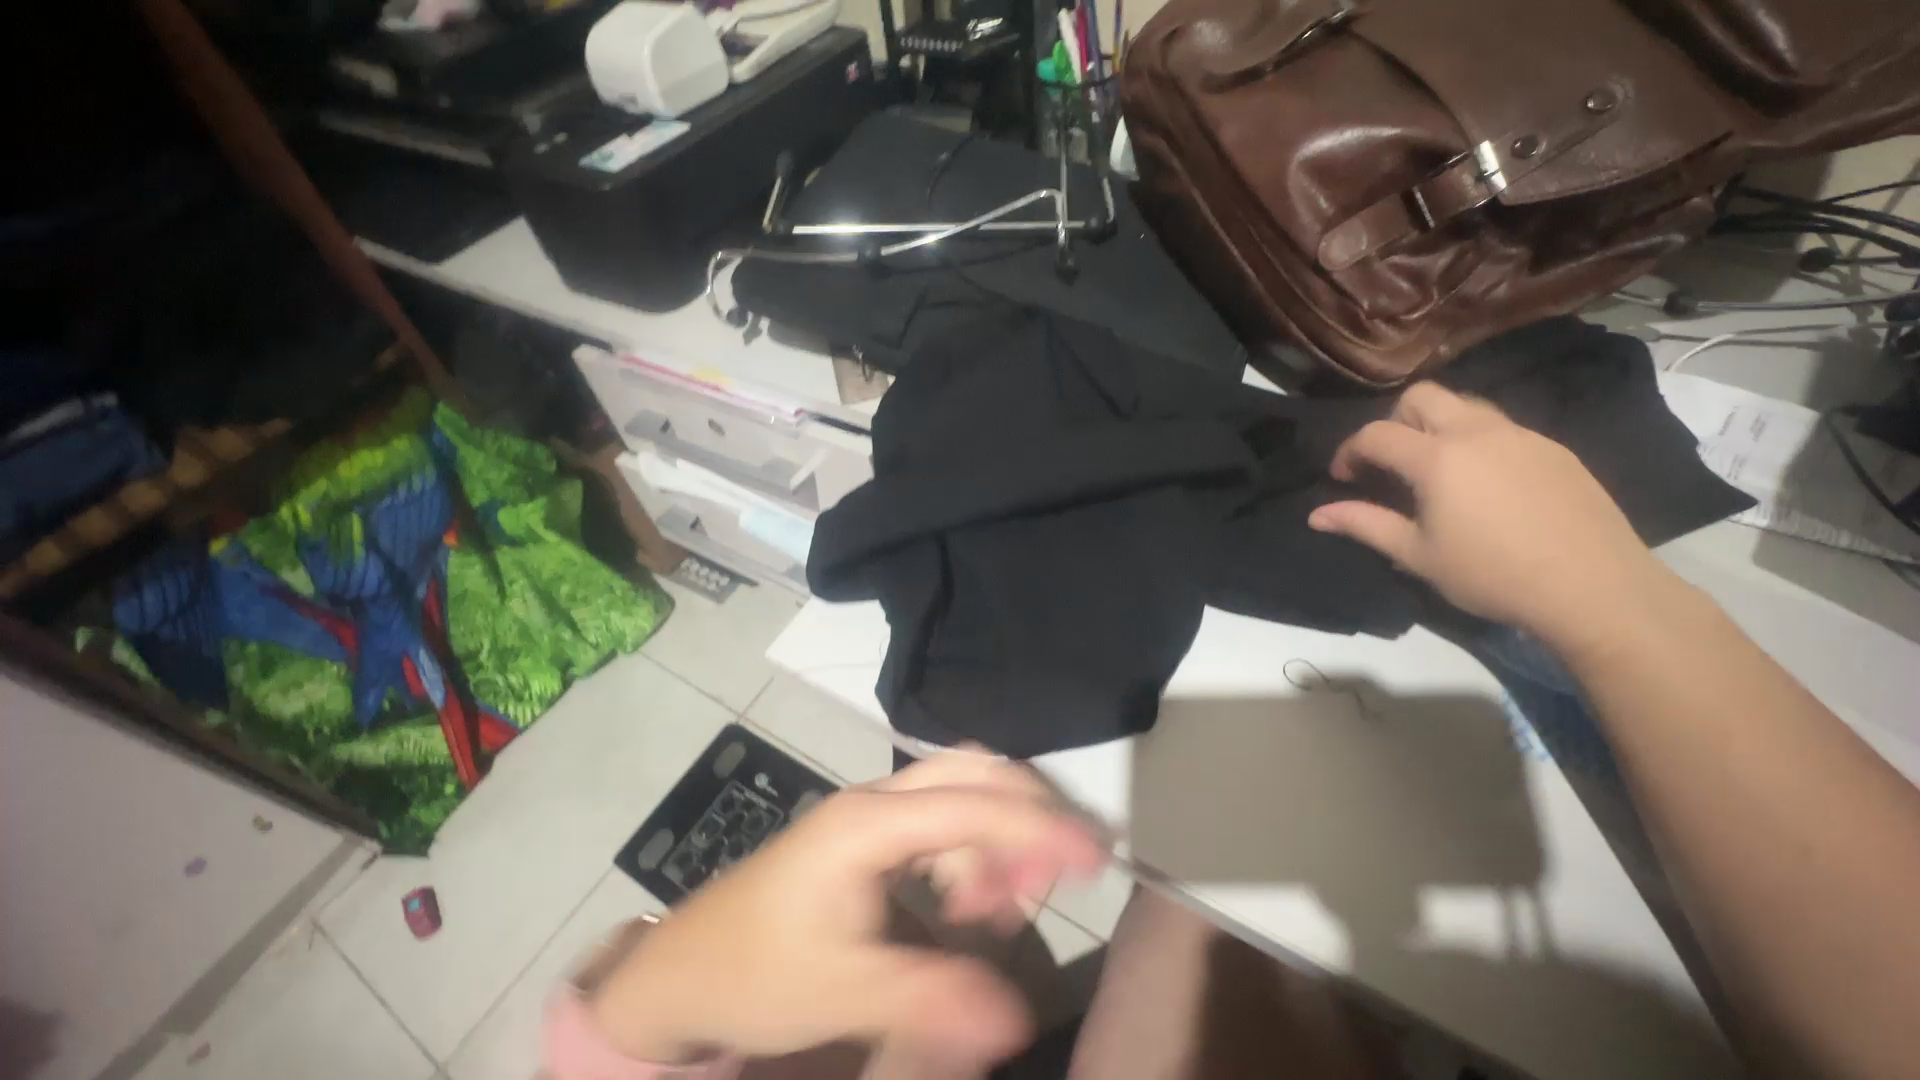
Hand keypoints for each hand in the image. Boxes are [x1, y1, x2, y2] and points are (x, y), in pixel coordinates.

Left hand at [587, 750, 1106, 1068]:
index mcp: (866, 824)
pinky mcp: (867, 839)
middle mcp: (873, 802)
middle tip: (1069, 869)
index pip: (971, 806)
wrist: (681, 972)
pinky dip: (974, 852)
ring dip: (1000, 836)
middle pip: (971, 773)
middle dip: (1028, 812)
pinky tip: (969, 905)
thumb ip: (931, 999)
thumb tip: (1019, 1019)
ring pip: (959, 793)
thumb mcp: (843, 993)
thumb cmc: (756, 974)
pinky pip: (940, 823)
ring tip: (1005, 907)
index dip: (1040, 827)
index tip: (1100, 856)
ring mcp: (869, 816)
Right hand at [1307, 383, 1675, 649]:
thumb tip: (1317, 514)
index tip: (1344, 479)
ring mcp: (1521, 435)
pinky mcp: (1553, 448)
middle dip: (1393, 421)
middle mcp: (1477, 432)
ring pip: (1465, 405)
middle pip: (1421, 396)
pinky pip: (1501, 427)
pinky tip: (1483, 484)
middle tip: (1390, 463)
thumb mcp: (1417, 555)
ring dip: (1436, 425)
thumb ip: (1364, 525)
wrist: (1592, 586)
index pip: (1376, 434)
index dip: (1349, 451)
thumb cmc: (1491, 574)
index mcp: (1437, 458)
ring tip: (1435, 469)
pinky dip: (1475, 440)